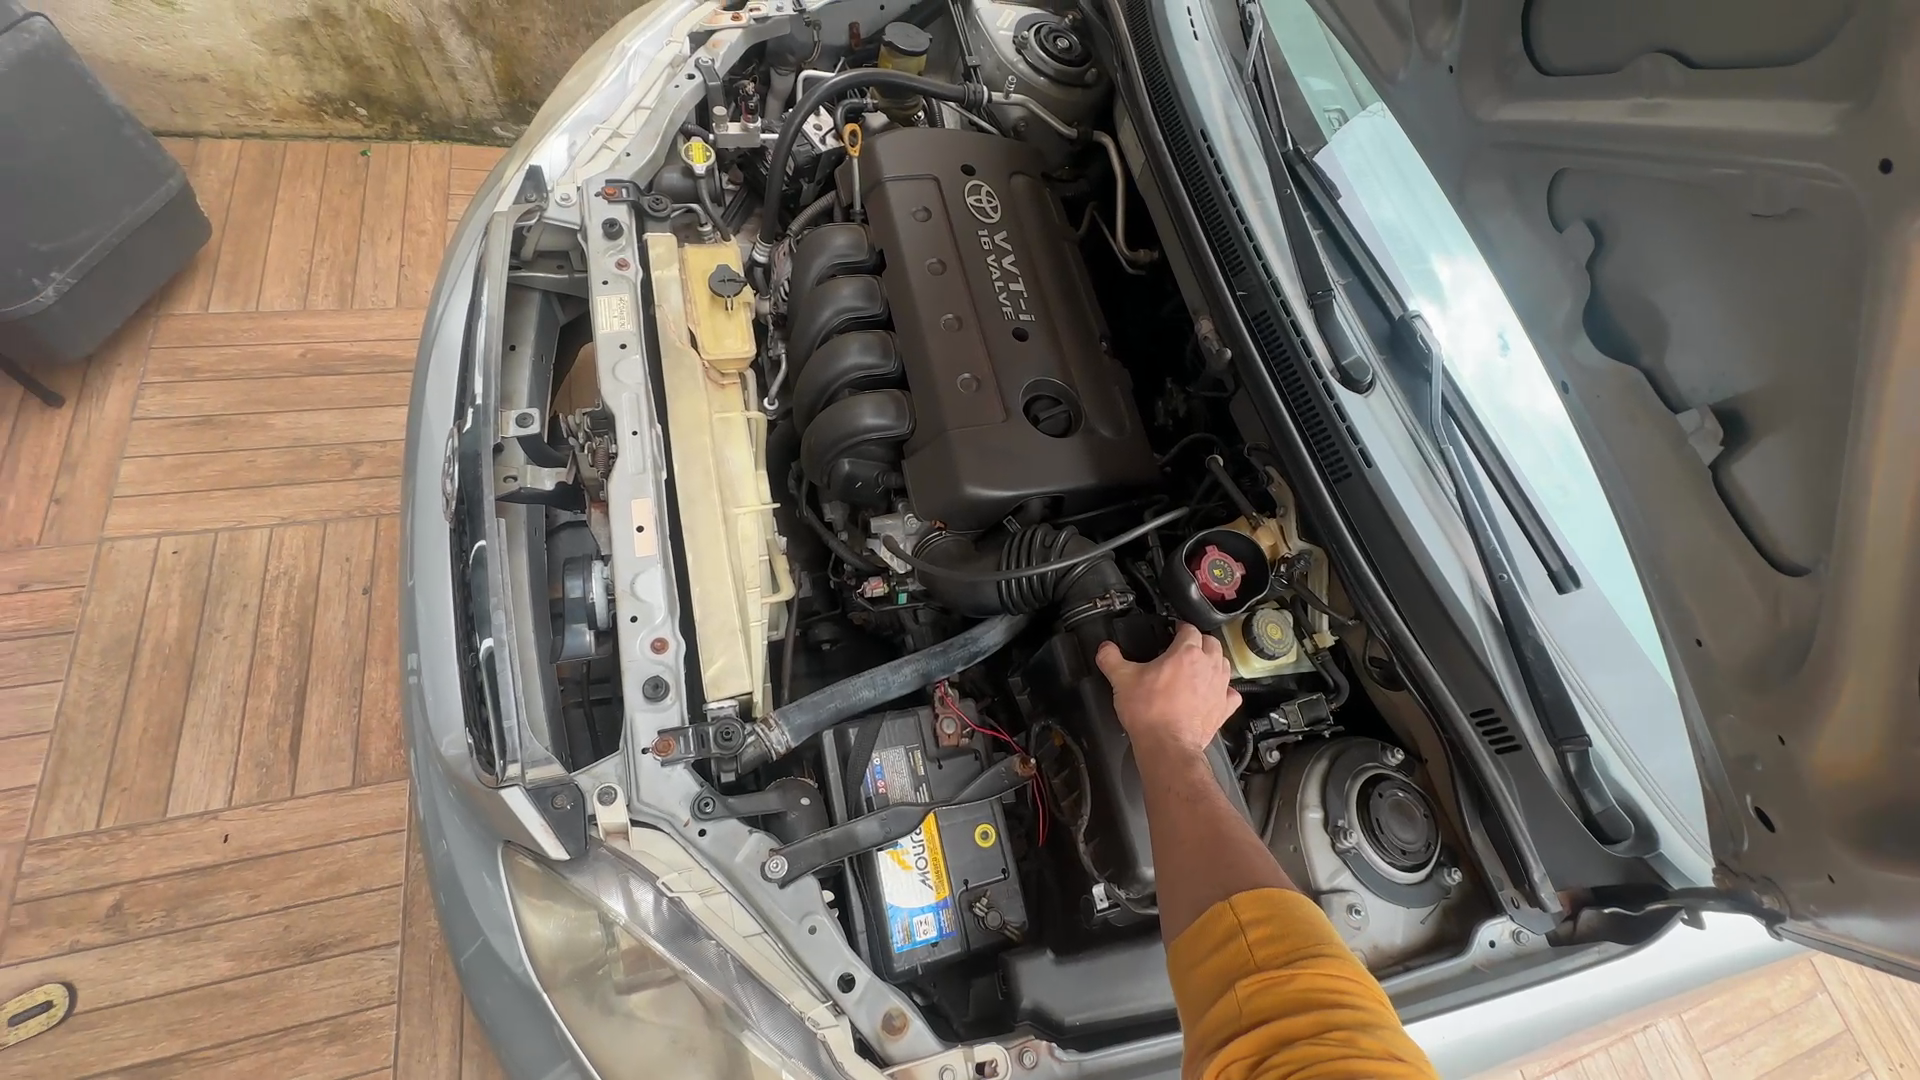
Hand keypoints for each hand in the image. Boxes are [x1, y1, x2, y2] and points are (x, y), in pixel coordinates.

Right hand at [1095, 623, 1241, 756]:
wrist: (1166, 745)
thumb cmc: (1149, 713)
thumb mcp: (1121, 679)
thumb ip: (1110, 658)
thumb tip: (1105, 649)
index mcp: (1186, 653)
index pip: (1190, 629)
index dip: (1180, 627)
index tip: (1173, 631)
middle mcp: (1208, 667)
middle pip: (1212, 643)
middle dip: (1199, 641)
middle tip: (1185, 647)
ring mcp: (1219, 688)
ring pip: (1224, 664)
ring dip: (1213, 661)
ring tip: (1198, 666)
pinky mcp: (1223, 709)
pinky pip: (1232, 693)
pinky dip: (1225, 690)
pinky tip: (1214, 692)